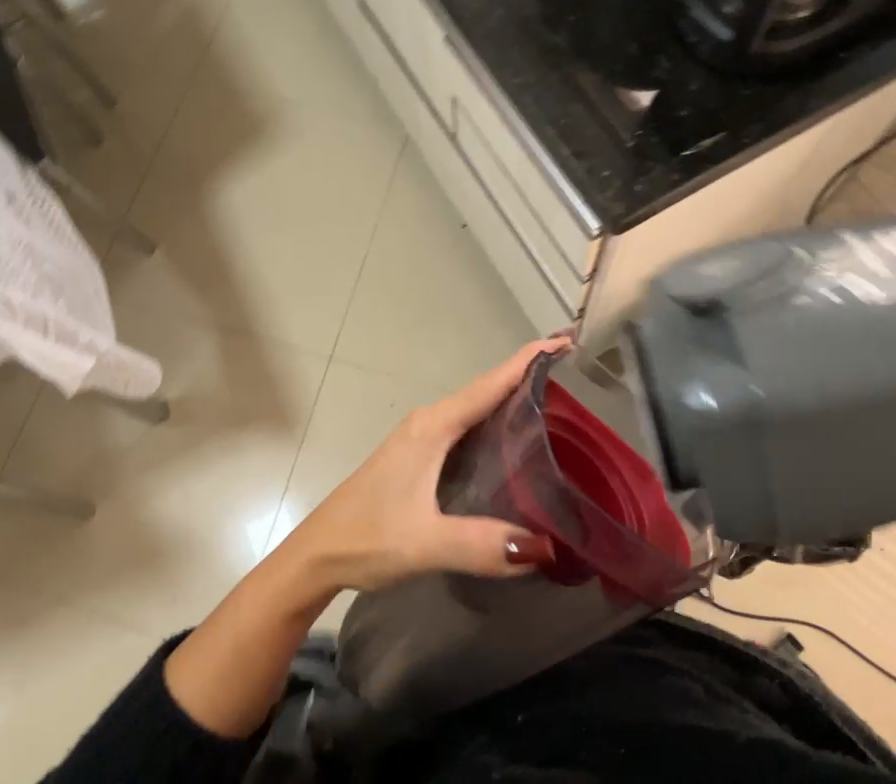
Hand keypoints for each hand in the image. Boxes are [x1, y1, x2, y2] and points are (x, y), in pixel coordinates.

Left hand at [282, 338, 568, 593]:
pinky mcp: (419, 460)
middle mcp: (429, 425)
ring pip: (477, 413)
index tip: (566, 341)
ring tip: (560, 406)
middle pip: (487, 392)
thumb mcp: (425, 543)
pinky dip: (496, 430)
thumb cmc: (366, 538)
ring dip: (513, 404)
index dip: (527, 361)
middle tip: (578, 377)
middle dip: (529, 379)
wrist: (317, 554)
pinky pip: (468, 433)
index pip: (489, 385)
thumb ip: (480, 545)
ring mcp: (422, 441)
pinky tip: (518, 450)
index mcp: (432, 428)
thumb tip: (546, 547)